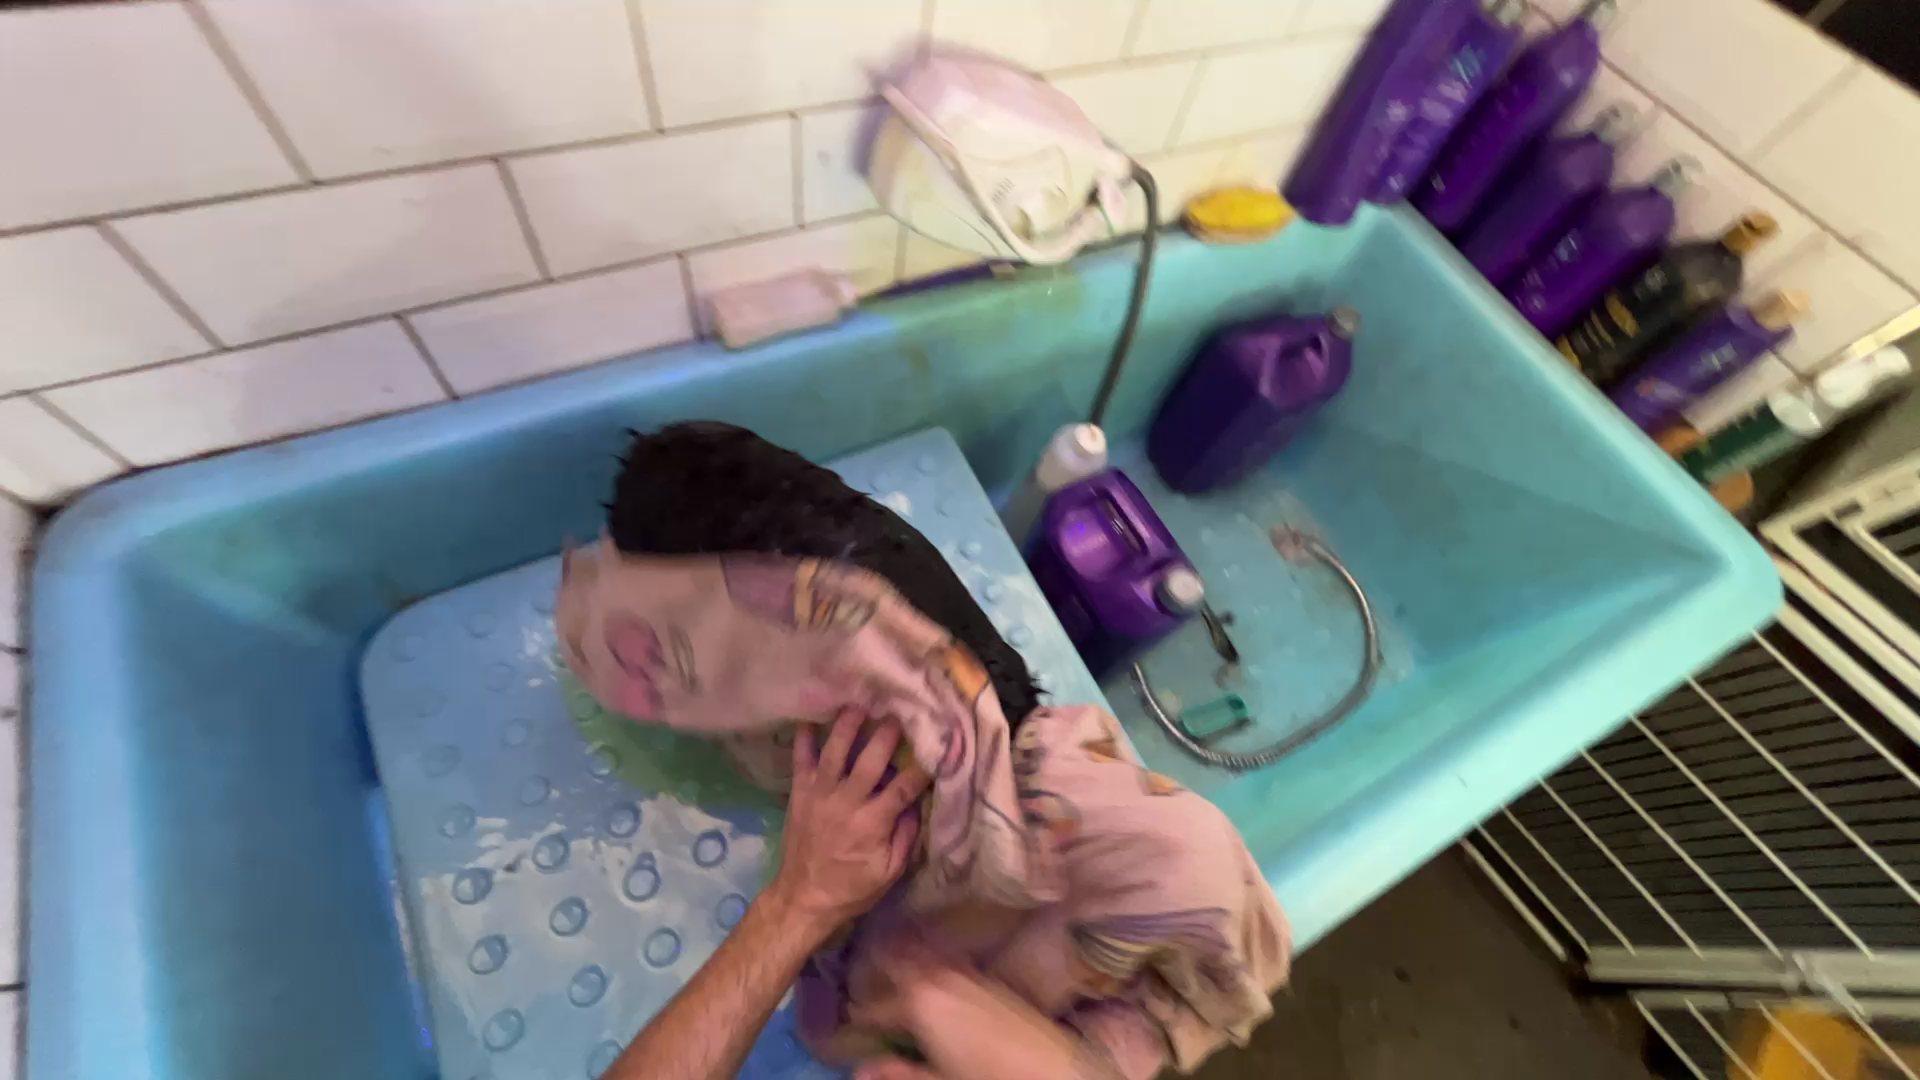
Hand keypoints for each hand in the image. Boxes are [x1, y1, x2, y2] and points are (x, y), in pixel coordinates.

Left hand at [767, 709, 929, 936]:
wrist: (802, 899)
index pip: (904, 787)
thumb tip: (916, 802)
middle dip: (887, 734)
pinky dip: (804, 737)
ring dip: (848, 725)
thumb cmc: (852, 888)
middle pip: (870, 760)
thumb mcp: (890, 872)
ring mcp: (820, 794)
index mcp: (872, 824)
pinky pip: (800, 759)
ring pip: (835, 752)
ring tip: (860, 703)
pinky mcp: (800, 792)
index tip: (936, 747)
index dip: (922, 766)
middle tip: (900, 712)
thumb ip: (906, 836)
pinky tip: (811, 715)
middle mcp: (846, 803)